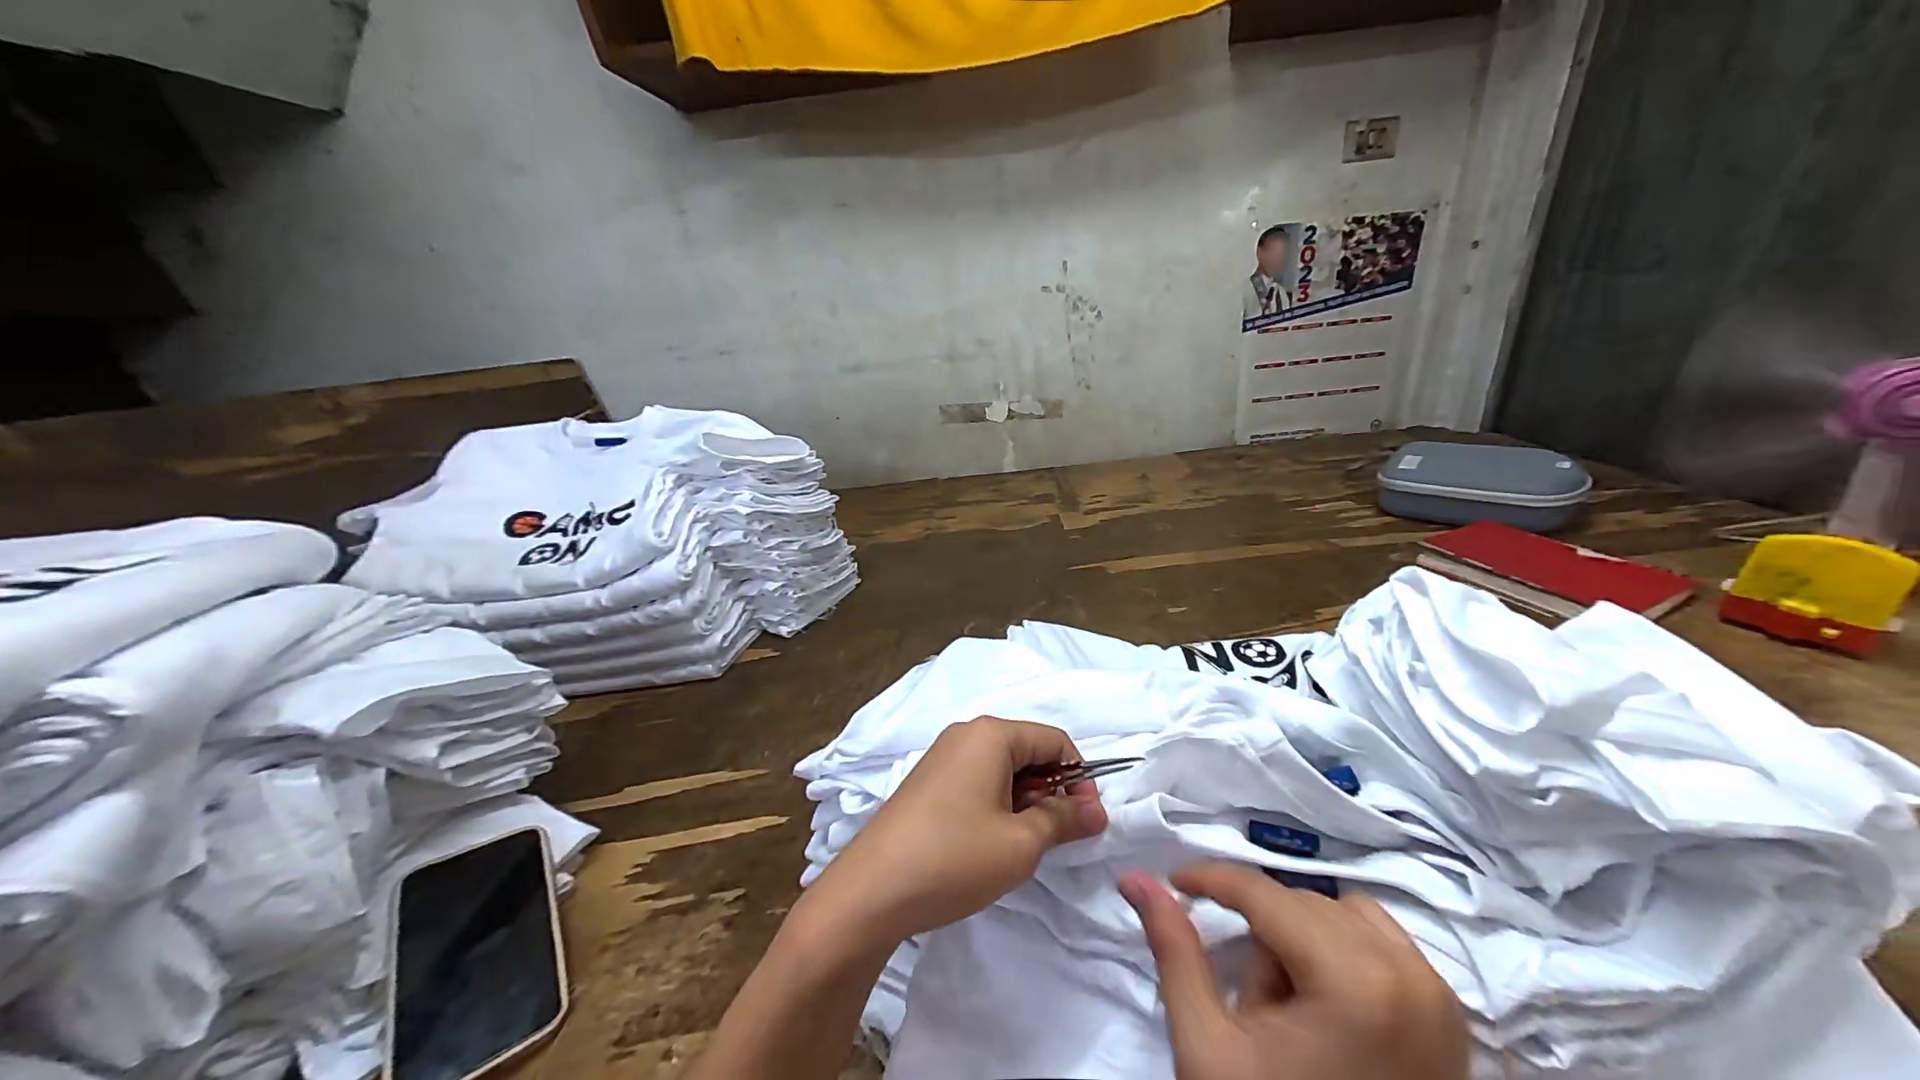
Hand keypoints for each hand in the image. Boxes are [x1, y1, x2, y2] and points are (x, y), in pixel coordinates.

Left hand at [805, 716, 1108, 941]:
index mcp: (990, 734)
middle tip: (1057, 838)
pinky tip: (992, 843)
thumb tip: (1097, 809)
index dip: (1079, 778)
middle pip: (1028, 751)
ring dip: (1025, 801)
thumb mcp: (1020, 843)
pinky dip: (997, 805)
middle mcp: (965, 735)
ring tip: (1024, 845)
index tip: (1086, 821)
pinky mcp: (928, 783)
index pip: (1055, 741)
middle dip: (1052, 791)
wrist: (871, 891)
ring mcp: (942, 757)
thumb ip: (1063, 819)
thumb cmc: (954, 858)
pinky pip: (978, 781)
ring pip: (1003, 769)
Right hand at [1119, 862, 1467, 1079]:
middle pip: (1301, 904)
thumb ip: (1173, 950)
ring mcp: (1439, 996)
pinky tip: (1324, 1004)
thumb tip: (1135, 878)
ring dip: (1300, 936)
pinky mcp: (1451, 1015)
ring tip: (1288, 1006)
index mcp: (1354, 983)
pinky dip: (1342, 949)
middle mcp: (1410, 976)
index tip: (1173, 880)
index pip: (1265, 894)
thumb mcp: (1207, 1044)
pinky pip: (1383, 939)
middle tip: (1248, 1001)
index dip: (1210, 879)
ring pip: (1341, 912)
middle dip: (1260, 933)